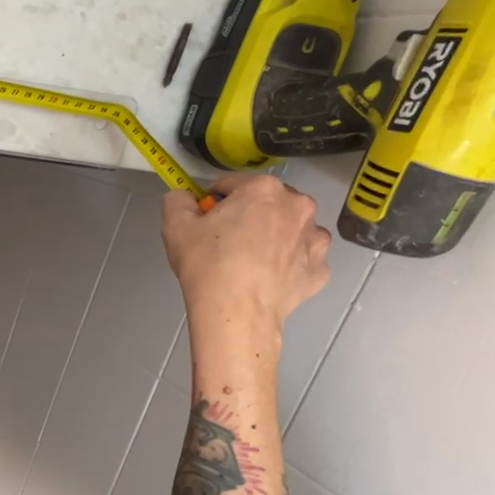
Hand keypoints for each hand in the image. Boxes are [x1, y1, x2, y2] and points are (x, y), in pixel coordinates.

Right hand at [162, 174, 331, 332]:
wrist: (236, 310)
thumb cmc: (207, 264)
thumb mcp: (174, 227)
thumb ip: (177, 201)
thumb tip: (184, 197)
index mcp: (263, 189)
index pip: (233, 184)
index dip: (214, 202)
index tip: (204, 221)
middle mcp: (298, 205)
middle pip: (268, 204)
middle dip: (249, 217)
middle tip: (226, 244)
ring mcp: (315, 238)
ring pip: (290, 231)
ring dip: (273, 239)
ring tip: (249, 264)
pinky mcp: (320, 268)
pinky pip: (301, 260)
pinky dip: (286, 266)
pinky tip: (265, 280)